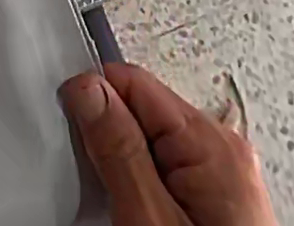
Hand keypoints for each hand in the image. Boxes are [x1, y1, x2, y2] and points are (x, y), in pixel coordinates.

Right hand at [61, 63, 276, 225]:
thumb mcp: (149, 222)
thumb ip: (117, 147)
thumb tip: (87, 87)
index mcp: (210, 142)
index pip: (130, 81)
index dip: (91, 99)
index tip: (72, 130)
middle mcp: (221, 150)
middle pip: (138, 110)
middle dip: (107, 140)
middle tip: (102, 190)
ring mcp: (220, 177)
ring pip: (145, 143)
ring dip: (122, 168)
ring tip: (122, 214)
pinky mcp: (215, 202)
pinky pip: (161, 171)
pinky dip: (139, 188)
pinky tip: (136, 218)